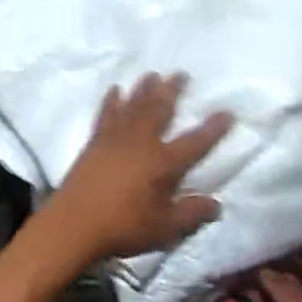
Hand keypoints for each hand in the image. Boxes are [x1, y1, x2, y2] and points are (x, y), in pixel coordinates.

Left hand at [41, 72, 233, 263]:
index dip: (213, 128)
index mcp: (163, 163)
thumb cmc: (123, 227)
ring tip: (151, 74)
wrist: (74, 223)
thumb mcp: (165, 228)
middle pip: (159, 110)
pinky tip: (115, 89)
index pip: (195, 142)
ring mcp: (114, 139)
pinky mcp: (94, 142)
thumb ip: (191, 213)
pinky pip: (105, 114)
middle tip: (180, 73)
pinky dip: (111, 100)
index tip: (227, 111)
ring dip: (143, 89)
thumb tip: (216, 204)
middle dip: (171, 91)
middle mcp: (140, 143)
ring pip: (132, 106)